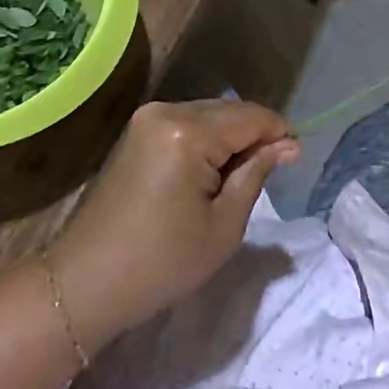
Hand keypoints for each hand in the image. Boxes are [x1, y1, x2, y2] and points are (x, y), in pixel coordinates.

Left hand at [47, 99, 298, 348]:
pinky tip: (213, 170)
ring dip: (230, 136)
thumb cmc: (164, 262)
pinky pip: (185, 123)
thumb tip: (287, 144)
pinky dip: (206, 140)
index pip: (249, 117)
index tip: (298, 156)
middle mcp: (165, 112)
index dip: (279, 131)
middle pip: (227, 110)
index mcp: (187, 133)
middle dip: (255, 133)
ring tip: (243, 176)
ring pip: (206, 114)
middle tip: (274, 170)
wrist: (90, 278)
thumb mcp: (223, 225)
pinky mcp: (136, 131)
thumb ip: (256, 174)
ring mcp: (146, 119)